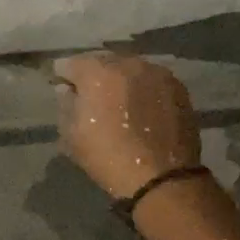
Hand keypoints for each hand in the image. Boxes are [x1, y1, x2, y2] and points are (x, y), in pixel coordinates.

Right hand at [55, 53, 200, 198]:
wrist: (162, 178)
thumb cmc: (108, 156)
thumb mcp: (72, 135)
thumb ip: (66, 105)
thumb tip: (66, 90)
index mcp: (97, 72)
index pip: (71, 63)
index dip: (63, 76)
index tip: (62, 88)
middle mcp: (128, 64)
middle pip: (103, 62)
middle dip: (94, 75)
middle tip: (91, 95)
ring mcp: (156, 73)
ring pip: (130, 69)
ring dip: (121, 80)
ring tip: (119, 101)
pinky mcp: (177, 88)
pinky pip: (151, 81)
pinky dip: (143, 89)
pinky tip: (141, 107)